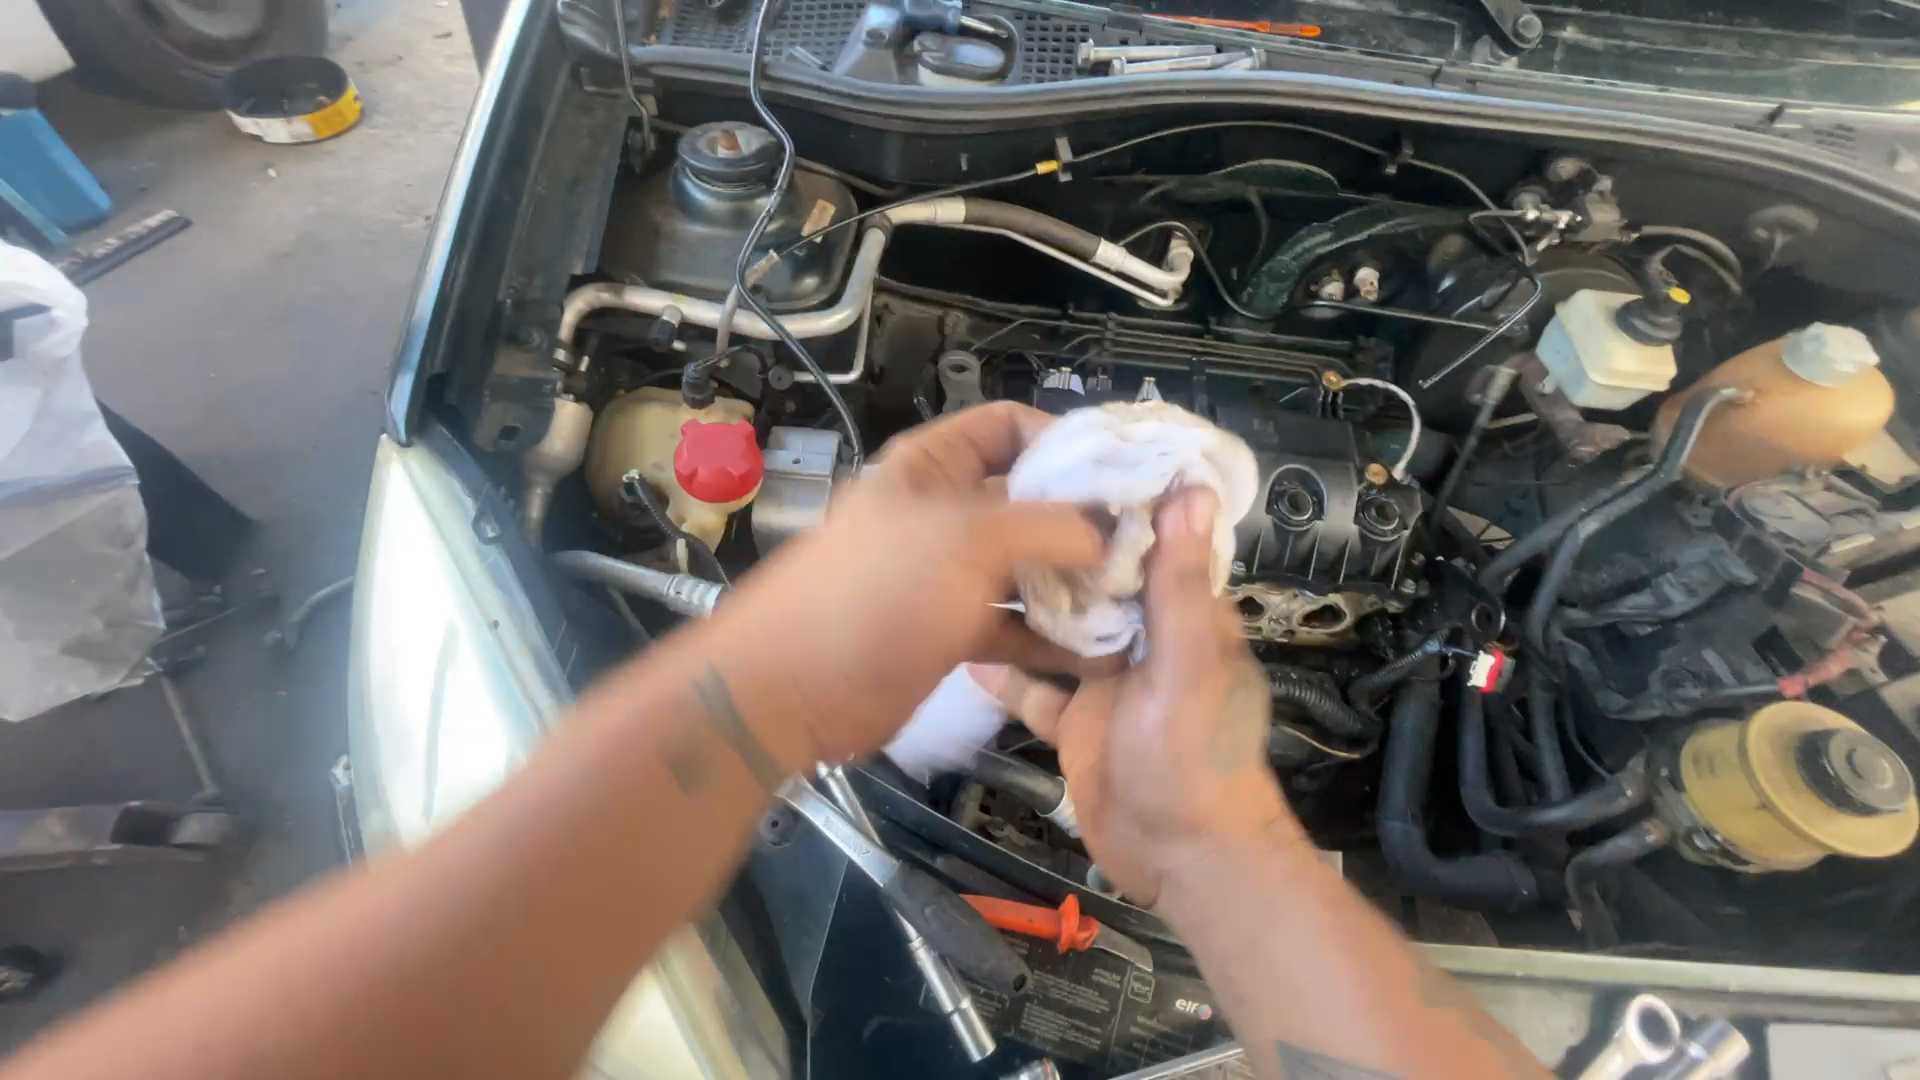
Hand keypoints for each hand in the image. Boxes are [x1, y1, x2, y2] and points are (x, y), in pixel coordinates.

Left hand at [709, 403, 1113, 762]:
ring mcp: (949, 574)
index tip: (1124, 473)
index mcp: (935, 466)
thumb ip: (1047, 524)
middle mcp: (945, 513)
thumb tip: (1110, 528)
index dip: (1066, 440)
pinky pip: (1012, 622)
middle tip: (1147, 545)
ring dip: (1075, 583)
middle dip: (1085, 520)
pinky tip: (1098, 653)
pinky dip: (1050, 636)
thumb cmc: (878, 592)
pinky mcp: (952, 629)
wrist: (793, 688)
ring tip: (1135, 599)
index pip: (1009, 426)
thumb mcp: (968, 540)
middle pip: (1028, 500)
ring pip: (1026, 567)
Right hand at [972, 488, 1302, 905]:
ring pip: (1062, 632)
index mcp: (1185, 618)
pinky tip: (968, 649)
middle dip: (1062, 550)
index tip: (1075, 465)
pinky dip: (1008, 672)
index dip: (1123, 507)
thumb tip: (1192, 493)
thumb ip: (1180, 586)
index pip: (1156, 546)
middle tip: (1006, 505)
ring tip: (976, 561)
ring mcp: (1105, 683)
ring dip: (1030, 605)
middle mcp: (1145, 642)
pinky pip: (1035, 688)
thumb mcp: (1189, 666)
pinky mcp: (1074, 721)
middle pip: (1101, 585)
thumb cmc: (1193, 756)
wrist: (1181, 858)